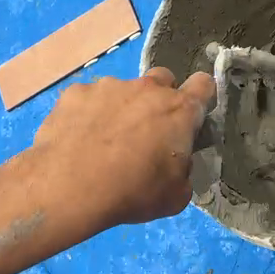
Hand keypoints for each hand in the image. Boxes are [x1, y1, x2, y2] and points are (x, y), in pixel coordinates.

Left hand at [28, 68, 214, 228]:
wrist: (70, 189)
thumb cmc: (134, 193)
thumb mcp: (176, 195)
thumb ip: (184, 170)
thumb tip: (178, 165)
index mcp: (180, 112)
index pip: (204, 85)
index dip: (202, 97)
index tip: (193, 116)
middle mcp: (148, 89)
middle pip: (163, 79)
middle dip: (161, 99)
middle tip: (149, 131)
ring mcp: (109, 86)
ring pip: (123, 90)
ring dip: (122, 108)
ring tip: (106, 142)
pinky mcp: (75, 93)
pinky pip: (89, 99)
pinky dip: (89, 114)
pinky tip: (79, 140)